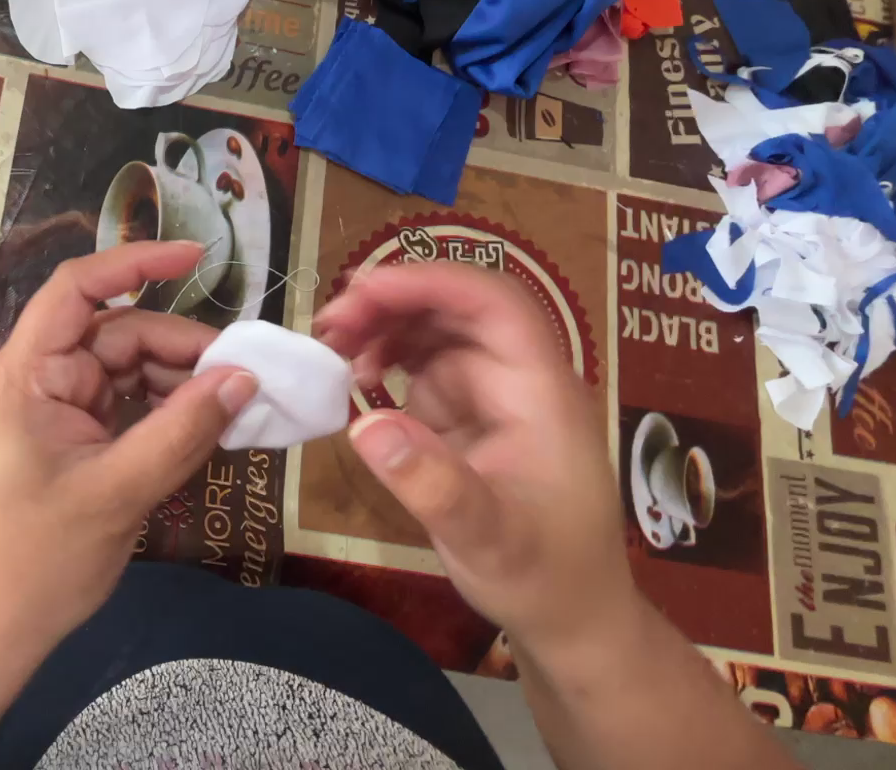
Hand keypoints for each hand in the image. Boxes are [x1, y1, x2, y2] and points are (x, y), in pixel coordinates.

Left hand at [0, 241, 259, 642]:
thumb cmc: (36, 560)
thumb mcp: (118, 492)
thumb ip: (183, 431)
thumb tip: (243, 379)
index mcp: (28, 373)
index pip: (77, 289)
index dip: (135, 262)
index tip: (197, 258)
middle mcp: (38, 377)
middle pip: (117, 334)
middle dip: (179, 349)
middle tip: (242, 379)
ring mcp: (54, 406)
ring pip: (126, 370)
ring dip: (177, 383)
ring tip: (231, 408)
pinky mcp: (69, 435)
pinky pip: (123, 404)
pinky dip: (161, 412)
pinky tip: (201, 426)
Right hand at [313, 261, 637, 651]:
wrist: (567, 613)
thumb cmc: (542, 575)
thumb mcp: (487, 539)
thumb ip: (432, 484)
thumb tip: (364, 425)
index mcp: (539, 391)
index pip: (493, 304)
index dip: (431, 282)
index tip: (364, 290)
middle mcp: (514, 376)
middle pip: (454, 306)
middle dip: (390, 301)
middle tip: (329, 323)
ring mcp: (487, 390)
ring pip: (430, 326)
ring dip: (380, 323)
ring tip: (330, 343)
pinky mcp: (462, 408)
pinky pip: (417, 361)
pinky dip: (381, 355)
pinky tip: (355, 376)